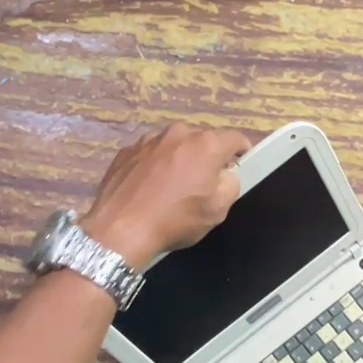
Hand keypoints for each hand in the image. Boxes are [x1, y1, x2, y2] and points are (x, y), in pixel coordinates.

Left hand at [81, 123, 251, 268]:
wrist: (120, 228)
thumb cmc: (175, 220)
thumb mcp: (218, 210)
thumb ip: (231, 184)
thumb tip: (227, 174)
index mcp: (206, 144)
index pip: (236, 138)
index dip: (242, 152)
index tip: (241, 166)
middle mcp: (178, 133)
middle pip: (203, 140)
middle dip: (207, 157)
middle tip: (203, 184)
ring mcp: (149, 139)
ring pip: (174, 145)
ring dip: (179, 160)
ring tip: (172, 187)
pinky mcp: (126, 150)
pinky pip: (150, 154)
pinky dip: (155, 165)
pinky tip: (149, 188)